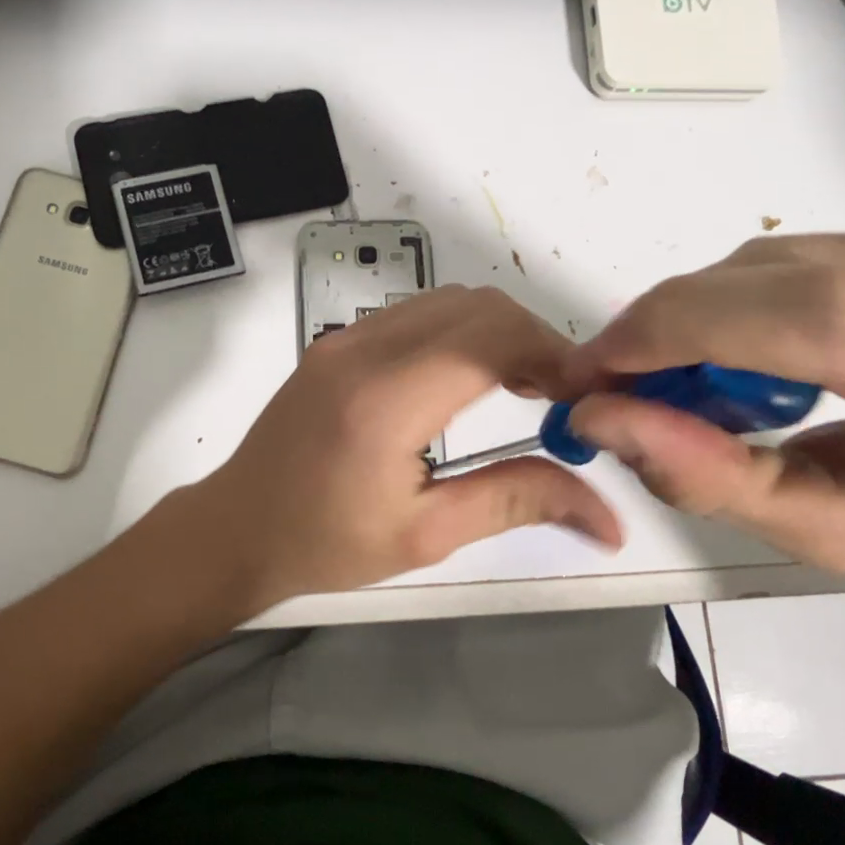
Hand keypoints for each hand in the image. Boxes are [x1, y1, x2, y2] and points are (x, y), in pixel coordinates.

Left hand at [166, 286, 623, 606]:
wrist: (237, 527)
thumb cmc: (325, 543)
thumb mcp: (425, 534)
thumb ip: (515, 501)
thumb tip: (606, 513)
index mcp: (386, 399)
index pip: (492, 336)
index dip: (554, 355)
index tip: (585, 399)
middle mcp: (363, 350)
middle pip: (477, 306)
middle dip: (534, 339)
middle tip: (559, 399)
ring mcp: (344, 340)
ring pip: (447, 301)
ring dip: (497, 331)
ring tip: (524, 389)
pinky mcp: (334, 343)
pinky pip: (414, 313)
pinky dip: (459, 332)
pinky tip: (469, 379)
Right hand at [560, 233, 844, 624]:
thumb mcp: (821, 539)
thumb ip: (707, 478)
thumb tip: (594, 413)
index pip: (839, 327)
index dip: (697, 328)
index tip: (599, 365)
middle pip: (814, 281)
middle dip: (682, 316)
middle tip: (612, 369)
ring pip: (808, 257)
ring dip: (710, 305)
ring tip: (678, 367)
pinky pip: (826, 251)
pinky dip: (750, 294)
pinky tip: (745, 341)